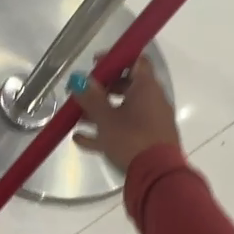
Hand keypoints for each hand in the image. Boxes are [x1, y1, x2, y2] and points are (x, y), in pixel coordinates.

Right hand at [69, 53, 179, 171]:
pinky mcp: (148, 140)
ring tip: (77, 119)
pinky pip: (124, 130)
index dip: (115, 60)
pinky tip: (82, 139)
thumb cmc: (131, 139)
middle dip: (102, 89)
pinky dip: (105, 131)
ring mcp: (151, 121)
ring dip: (100, 112)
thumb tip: (79, 79)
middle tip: (82, 94)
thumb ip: (91, 98)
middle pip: (127, 86)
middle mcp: (152, 100)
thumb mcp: (105, 118)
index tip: (95, 65)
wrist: (156, 174)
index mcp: (146, 88)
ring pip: (123, 110)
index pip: (135, 61)